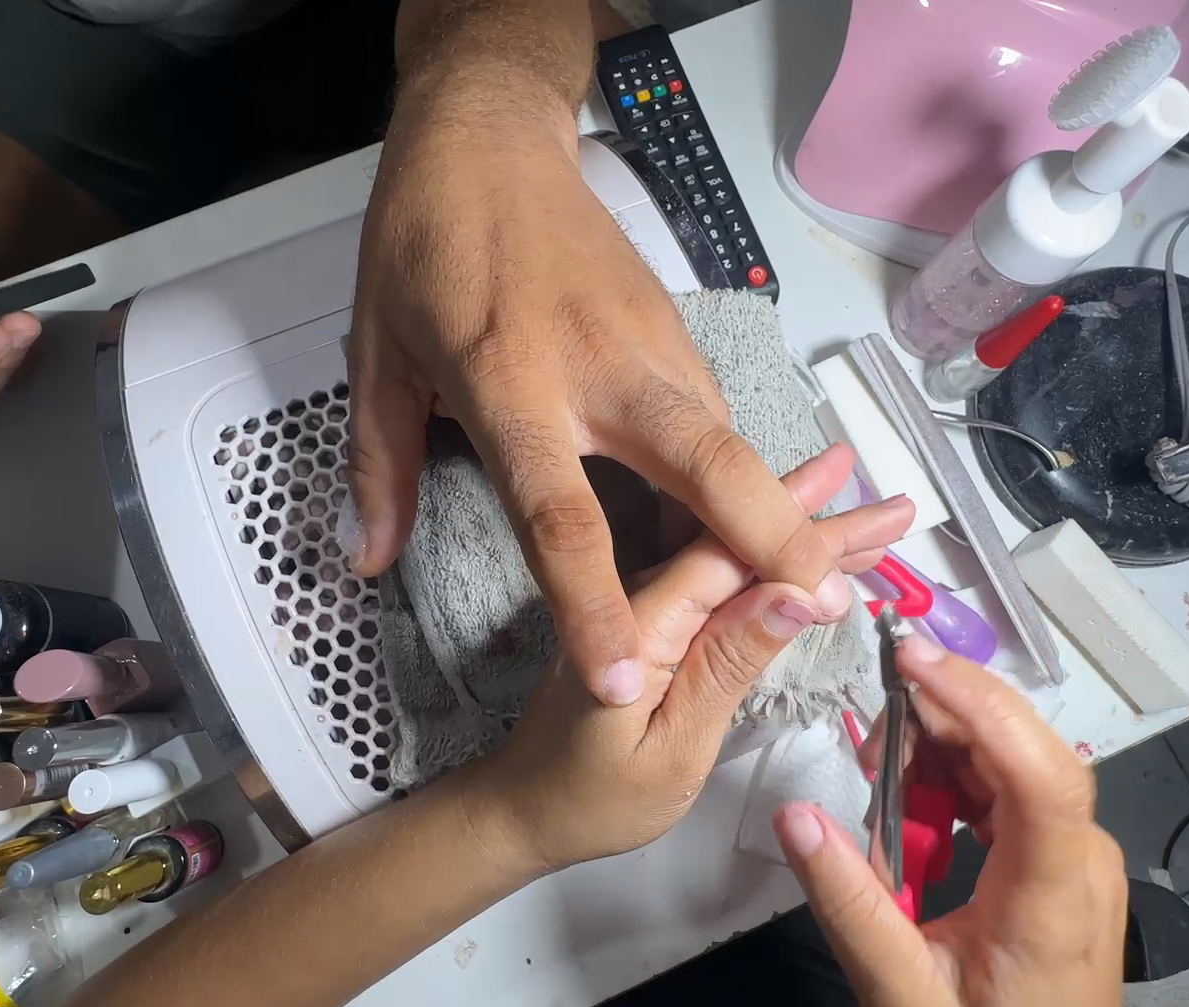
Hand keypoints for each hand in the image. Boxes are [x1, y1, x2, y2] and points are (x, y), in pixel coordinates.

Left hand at [348, 103, 847, 708]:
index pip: (561, 518)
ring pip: (725, 441)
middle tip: (821, 602)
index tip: (625, 683)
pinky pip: (712, 418)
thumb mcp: (377, 358)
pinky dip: (733, 474)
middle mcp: (599, 371)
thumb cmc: (424, 247)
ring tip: (806, 576)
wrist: (485, 141)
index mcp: (511, 386)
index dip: (593, 607)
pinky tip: (737, 512)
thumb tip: (368, 559)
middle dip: (770, 538)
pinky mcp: (673, 329)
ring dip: (770, 509)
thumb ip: (378, 469)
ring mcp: (649, 345)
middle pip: (704, 466)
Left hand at [462, 444, 913, 872]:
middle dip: (817, 522)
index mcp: (644, 621)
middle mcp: (640, 596)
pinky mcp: (649, 620)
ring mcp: (643, 606)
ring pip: (728, 556)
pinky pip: (713, 583)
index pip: (732, 559)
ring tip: (862, 517)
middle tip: (892, 507)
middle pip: (734, 544)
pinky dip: (761, 567)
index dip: (806, 538)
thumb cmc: (596, 798)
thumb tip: (795, 595)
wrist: (527, 805)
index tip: (876, 520)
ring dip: (796, 537)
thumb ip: (728, 666)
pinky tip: (797, 558)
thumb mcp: (672, 747)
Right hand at [774, 643, 1134, 1006]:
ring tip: (882, 797)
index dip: (982, 706)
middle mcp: (1079, 851)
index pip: (1042, 777)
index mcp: (1054, 896)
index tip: (911, 663)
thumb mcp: (901, 997)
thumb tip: (794, 815)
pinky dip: (941, 771)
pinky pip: (994, 772)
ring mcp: (1071, 841)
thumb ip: (848, 907)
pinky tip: (909, 806)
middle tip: (868, 763)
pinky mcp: (1051, 838)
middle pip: (1010, 743)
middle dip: (930, 723)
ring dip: (929, 749)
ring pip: (997, 747)